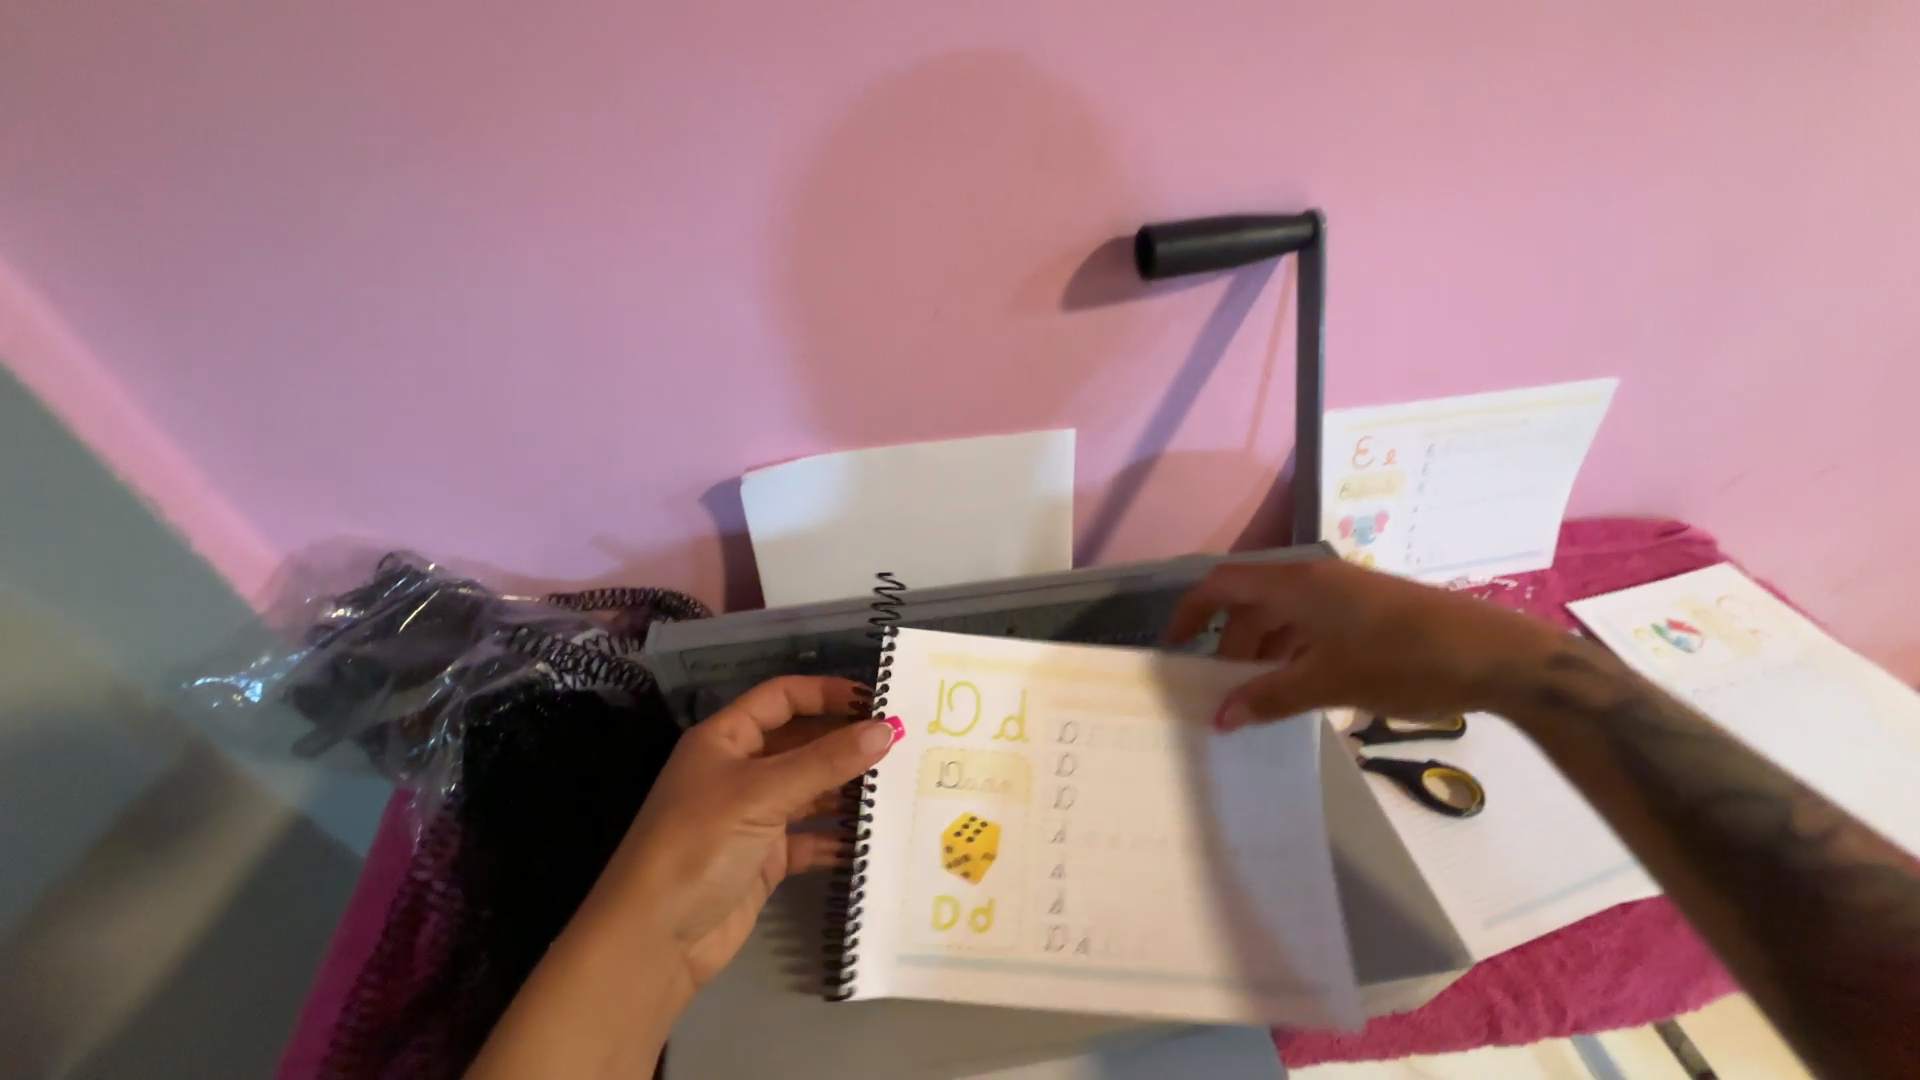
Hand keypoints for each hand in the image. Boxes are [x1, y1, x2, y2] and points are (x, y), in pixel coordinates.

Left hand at [583, 675, 898, 988]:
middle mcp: (740, 770)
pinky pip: (811, 836)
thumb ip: (826, 761)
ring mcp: (753, 816)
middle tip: (902, 744)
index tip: (876, 700)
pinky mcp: (765, 858)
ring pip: (810, 790)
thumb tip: (887, 729)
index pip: (782, 697)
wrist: (654, 941)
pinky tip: (873, 839)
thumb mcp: (762, 793)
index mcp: (726, 739)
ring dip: (848, 789)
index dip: (826, 693)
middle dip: (846, 743)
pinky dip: (838, 837)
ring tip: (899, 787)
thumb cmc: (700, 844)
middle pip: (801, 743)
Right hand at [1166, 558, 1562, 729]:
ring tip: (1261, 692)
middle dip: (1230, 641)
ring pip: (1284, 615)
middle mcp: (1315, 579)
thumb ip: (1269, 698)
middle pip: (1251, 601)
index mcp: (1297, 584)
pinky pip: (1313, 624)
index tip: (1174, 645)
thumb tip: (1218, 720)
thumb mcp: (1329, 683)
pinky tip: (1303, 683)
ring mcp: (1345, 592)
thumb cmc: (1404, 661)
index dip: (1190, 610)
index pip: (1222, 584)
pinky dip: (1295, 649)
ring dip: (1264, 649)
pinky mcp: (1369, 609)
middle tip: (1224, 686)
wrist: (1501, 657)